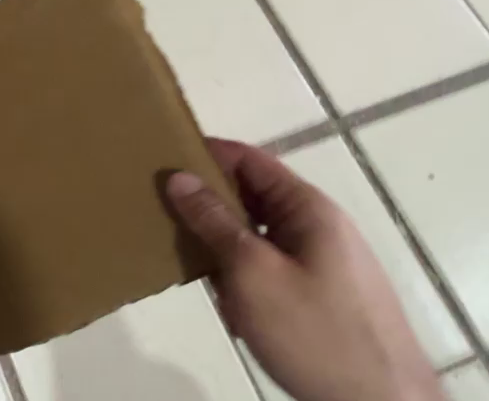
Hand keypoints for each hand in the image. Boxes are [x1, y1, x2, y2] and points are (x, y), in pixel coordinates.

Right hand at [167, 139, 442, 400]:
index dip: (205, 154)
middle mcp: (321, 227)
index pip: (248, 158)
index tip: (161, 162)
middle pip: (253, 195)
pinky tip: (228, 300)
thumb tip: (179, 176)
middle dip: (209, 202)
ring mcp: (327, 264)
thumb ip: (213, 220)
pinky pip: (274, 266)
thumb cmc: (316, 334)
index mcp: (309, 208)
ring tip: (188, 258)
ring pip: (260, 234)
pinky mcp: (327, 297)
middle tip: (164, 211)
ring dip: (224, 243)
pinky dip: (245, 272)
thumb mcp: (251, 272)